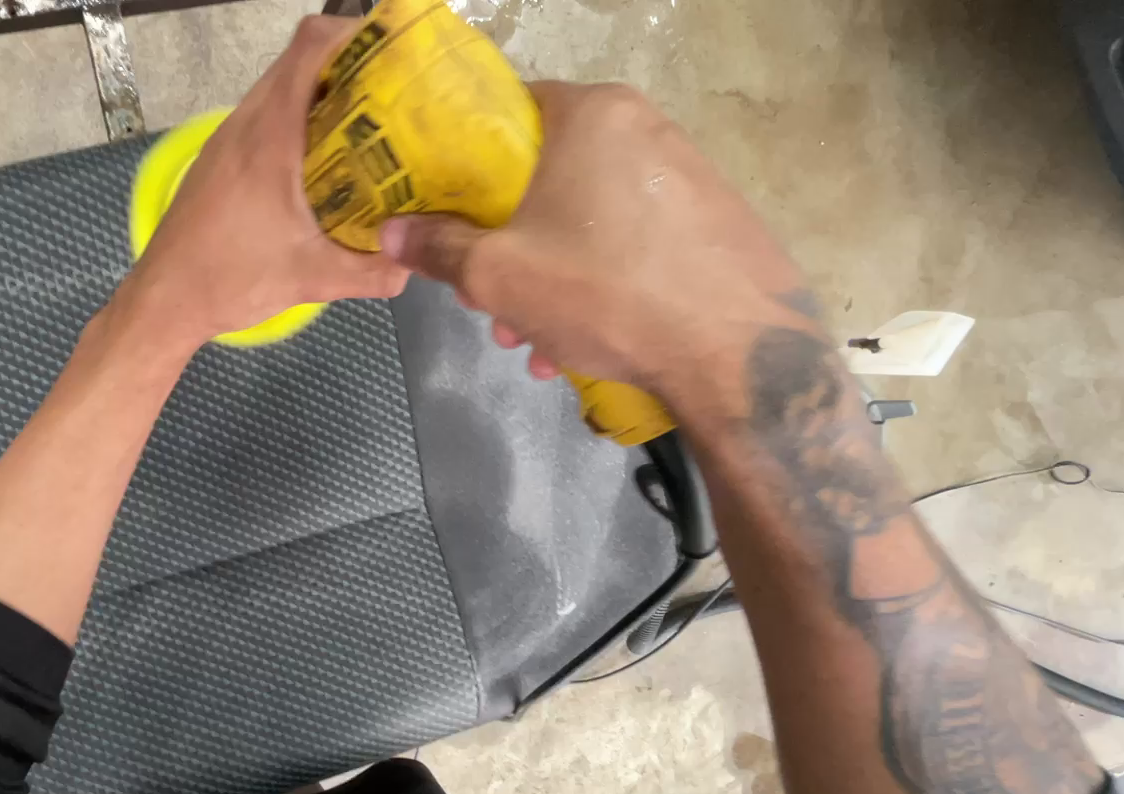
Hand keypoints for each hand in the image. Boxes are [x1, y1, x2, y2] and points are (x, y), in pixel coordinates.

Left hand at [121, 16, 409, 347]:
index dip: (356, 35)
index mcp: (270, 135)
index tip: (394, 58)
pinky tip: (315, 169)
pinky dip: (293, 127)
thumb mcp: (311, 279)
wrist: (163, 302)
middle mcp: (243, 123)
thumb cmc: (230, 281)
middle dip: (349, 70)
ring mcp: (224, 141)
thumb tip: (409, 266)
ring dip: (319, 101)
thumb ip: (369, 273)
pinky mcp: (214, 163)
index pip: (312, 44)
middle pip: (300, 61)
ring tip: (362, 134)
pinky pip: (260, 121)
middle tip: (391, 102)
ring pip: (278, 92)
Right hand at [378, 82, 812, 418]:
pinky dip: (587, 288)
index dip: (460, 167)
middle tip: (480, 298)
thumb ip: (436, 248)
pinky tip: (574, 347)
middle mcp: (640, 129)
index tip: (441, 216)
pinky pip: (619, 247)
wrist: (734, 348)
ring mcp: (678, 177)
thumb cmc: (601, 290)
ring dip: (537, 281)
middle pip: (538, 180)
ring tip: (527, 341)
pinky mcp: (702, 224)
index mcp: (590, 116)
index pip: (504, 115)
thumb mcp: (496, 275)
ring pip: (577, 223)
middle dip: (499, 247)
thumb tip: (389, 232)